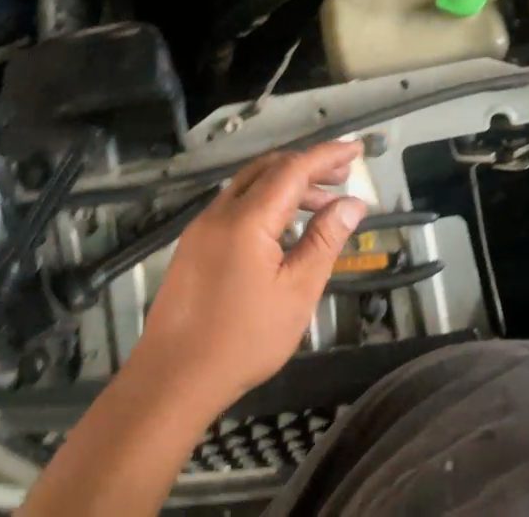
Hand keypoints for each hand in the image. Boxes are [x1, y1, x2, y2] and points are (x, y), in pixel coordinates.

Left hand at [127, 141, 368, 406]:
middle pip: (268, 169)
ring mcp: (201, 229)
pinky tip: (285, 228)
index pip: (292, 169)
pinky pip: (234, 207)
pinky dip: (266, 203)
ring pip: (249, 186)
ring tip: (322, 205)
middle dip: (308, 165)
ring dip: (287, 185)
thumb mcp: (297, 293)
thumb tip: (351, 205)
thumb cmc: (243, 340)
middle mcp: (219, 213)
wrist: (172, 380)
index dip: (327, 155)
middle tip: (343, 175)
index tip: (356, 149)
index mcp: (246, 220)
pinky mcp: (193, 247)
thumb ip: (324, 241)